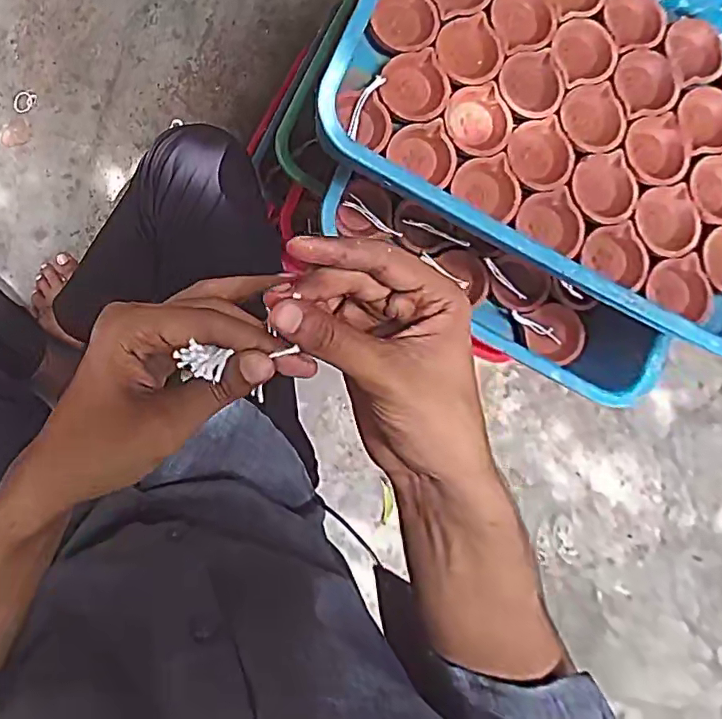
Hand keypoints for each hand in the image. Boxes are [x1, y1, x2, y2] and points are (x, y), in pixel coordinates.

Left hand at [8, 277, 309, 511]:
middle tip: (298, 327)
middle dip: (253, 319)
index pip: (204, 319)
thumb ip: (220, 387)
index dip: (251, 336)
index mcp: (128, 325)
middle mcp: (132, 314)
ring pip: (202, 309)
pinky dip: (225, 336)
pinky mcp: (146, 341)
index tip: (290, 353)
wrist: (60, 469)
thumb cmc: (99, 449)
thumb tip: (269, 362)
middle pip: (205, 303)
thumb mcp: (167, 424)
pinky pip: (192, 329)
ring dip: (243, 319)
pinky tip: (255, 339)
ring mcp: (138, 325)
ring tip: (288, 321)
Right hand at [265, 236, 492, 486]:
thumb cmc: (442, 426)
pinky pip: (326, 320)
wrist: (432, 474)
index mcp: (436, 298)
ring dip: (305, 302)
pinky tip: (288, 326)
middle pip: (352, 276)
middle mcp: (410, 304)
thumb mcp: (386, 373)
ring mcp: (383, 323)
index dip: (338, 251)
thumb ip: (332, 338)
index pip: (382, 259)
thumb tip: (289, 310)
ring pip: (335, 296)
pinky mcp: (360, 342)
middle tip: (282, 296)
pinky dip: (306, 322)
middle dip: (314, 284)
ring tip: (279, 311)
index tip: (301, 247)